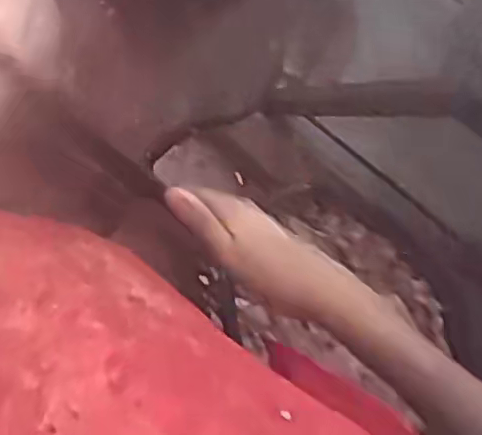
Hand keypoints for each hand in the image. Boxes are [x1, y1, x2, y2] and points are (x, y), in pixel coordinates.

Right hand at [165, 186, 377, 326]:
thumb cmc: (270, 274)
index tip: (154, 209)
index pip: (191, 190)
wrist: (326, 292)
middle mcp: (242, 205)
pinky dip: (225, 227)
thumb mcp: (227, 252)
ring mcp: (259, 218)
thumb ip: (199, 220)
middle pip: (207, 198)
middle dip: (189, 205)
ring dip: (207, 216)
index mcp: (227, 205)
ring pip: (223, 210)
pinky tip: (225, 244)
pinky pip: (237, 221)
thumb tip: (168, 189)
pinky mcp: (271, 233)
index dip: (173, 197)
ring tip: (192, 234)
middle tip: (169, 224)